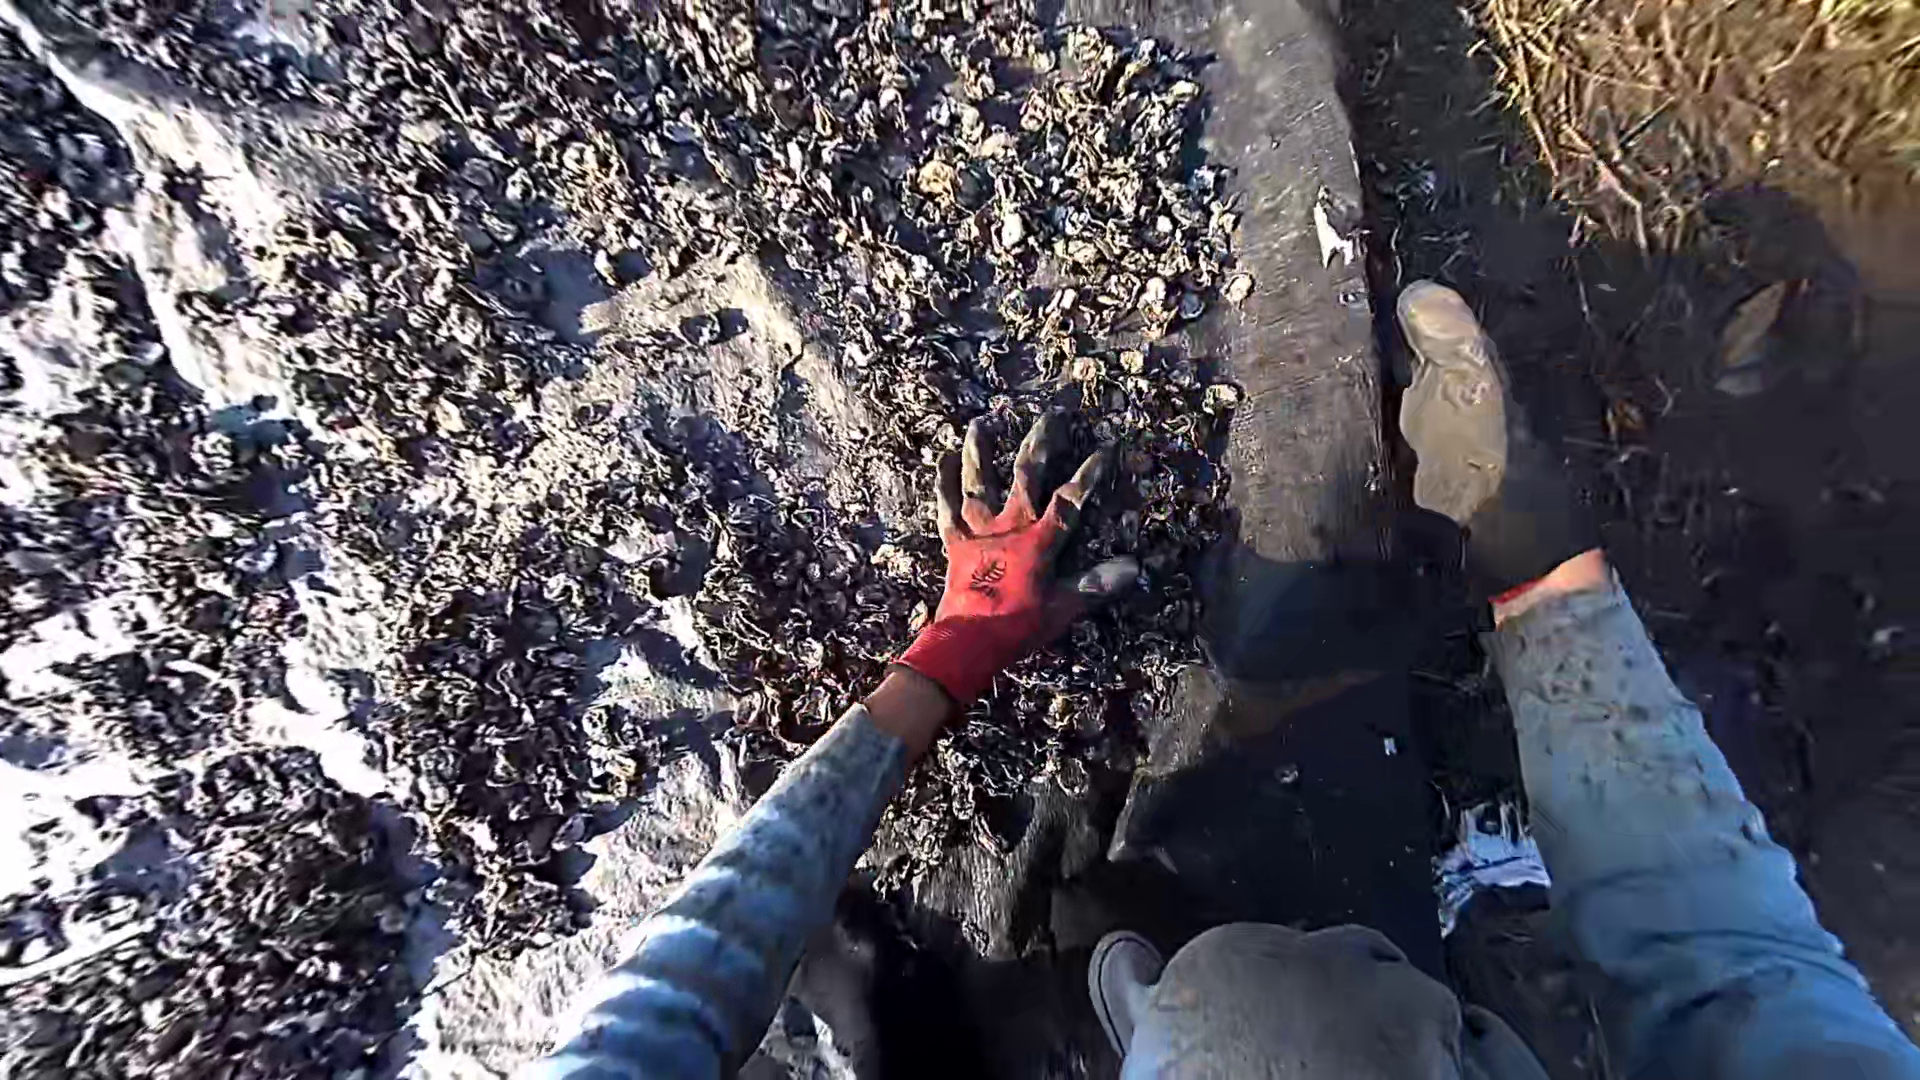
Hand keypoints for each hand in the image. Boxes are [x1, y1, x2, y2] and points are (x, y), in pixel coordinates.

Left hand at [895, 413, 1139, 705]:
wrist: (968, 640)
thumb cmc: (1017, 625)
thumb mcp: (1062, 609)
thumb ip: (1095, 585)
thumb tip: (1134, 567)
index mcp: (1038, 540)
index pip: (1070, 499)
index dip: (1089, 473)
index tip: (1104, 448)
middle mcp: (1009, 525)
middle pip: (1027, 474)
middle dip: (1042, 442)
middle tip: (1052, 414)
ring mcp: (978, 529)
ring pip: (979, 481)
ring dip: (981, 451)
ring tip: (982, 423)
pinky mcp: (954, 541)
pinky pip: (946, 506)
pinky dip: (942, 483)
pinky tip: (941, 459)